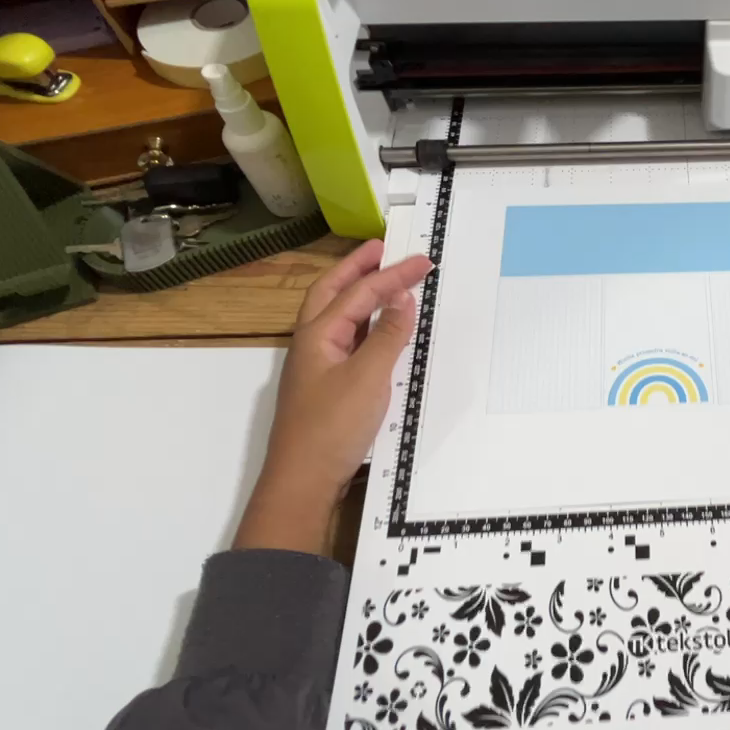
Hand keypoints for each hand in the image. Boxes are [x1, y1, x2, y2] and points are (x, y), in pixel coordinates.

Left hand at [235, 239, 433, 553]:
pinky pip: (347, 337)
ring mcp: (318, 364)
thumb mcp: (368, 377)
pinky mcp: (328, 384)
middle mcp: (313, 343)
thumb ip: (388, 335)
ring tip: (381, 278)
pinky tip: (380, 328)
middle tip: (382, 248)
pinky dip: (365, 322)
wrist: (304, 480)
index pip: (360, 293)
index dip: (393, 274)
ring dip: (358, 291)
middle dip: (357, 267)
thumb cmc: (333, 427)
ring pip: (336, 314)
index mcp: (319, 334)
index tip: (424, 260)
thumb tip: (403, 298)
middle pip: (332, 291)